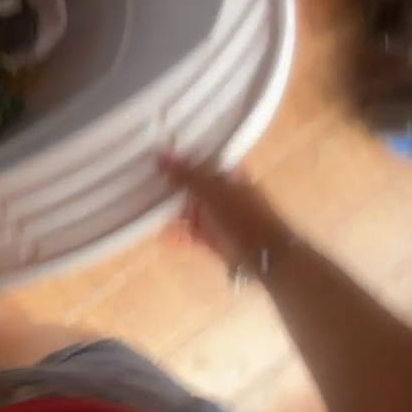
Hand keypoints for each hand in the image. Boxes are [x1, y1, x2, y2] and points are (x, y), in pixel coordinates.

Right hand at [159, 156, 295, 269]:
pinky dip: (179, 233)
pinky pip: (193, 233)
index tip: (159, 161)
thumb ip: (186, 175)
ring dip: (174, 212)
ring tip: (150, 209)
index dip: (182, 161)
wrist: (263, 256)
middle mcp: (227, 195)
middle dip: (174, 188)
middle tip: (149, 185)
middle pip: (196, 188)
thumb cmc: (240, 216)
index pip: (203, 163)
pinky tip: (163, 234)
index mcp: (232, 177)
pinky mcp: (216, 240)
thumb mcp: (211, 191)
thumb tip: (161, 155)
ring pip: (193, 211)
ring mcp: (222, 219)